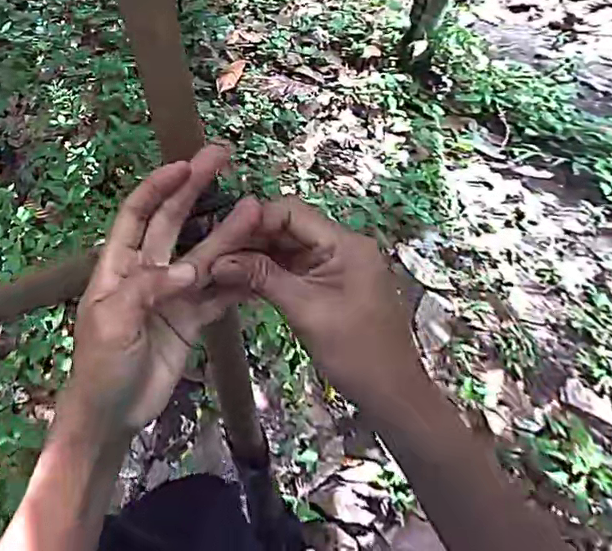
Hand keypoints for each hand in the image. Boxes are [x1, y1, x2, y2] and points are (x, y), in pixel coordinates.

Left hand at [60, 144, 260, 442]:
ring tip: (255, 209)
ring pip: (203, 255)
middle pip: (173, 221)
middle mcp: (147, 268)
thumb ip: (145, 290)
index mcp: (118, 262)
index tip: (182, 164)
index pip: (138, 213)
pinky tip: (261, 264)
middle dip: (194, 189)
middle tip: (219, 158)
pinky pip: (217, 294)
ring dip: (227, 232)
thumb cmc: (100, 362)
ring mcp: (171, 292)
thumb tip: (187, 271)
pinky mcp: (190, 319)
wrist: (112, 413)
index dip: (158, 186)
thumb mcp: (112, 322)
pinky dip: (237, 280)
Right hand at [210, 199, 425, 413]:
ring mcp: (334, 263)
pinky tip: (240, 278)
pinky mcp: (326, 281)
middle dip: (250, 237)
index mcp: (345, 244)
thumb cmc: (357, 353)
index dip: (254, 220)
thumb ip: (261, 276)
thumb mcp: (304, 310)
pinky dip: (266, 270)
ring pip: (284, 245)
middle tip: (216, 252)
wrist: (395, 400)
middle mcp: (340, 245)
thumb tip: (216, 260)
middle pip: (285, 226)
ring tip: (222, 265)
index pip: (290, 211)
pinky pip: (290, 264)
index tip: (224, 237)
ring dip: (254, 254)